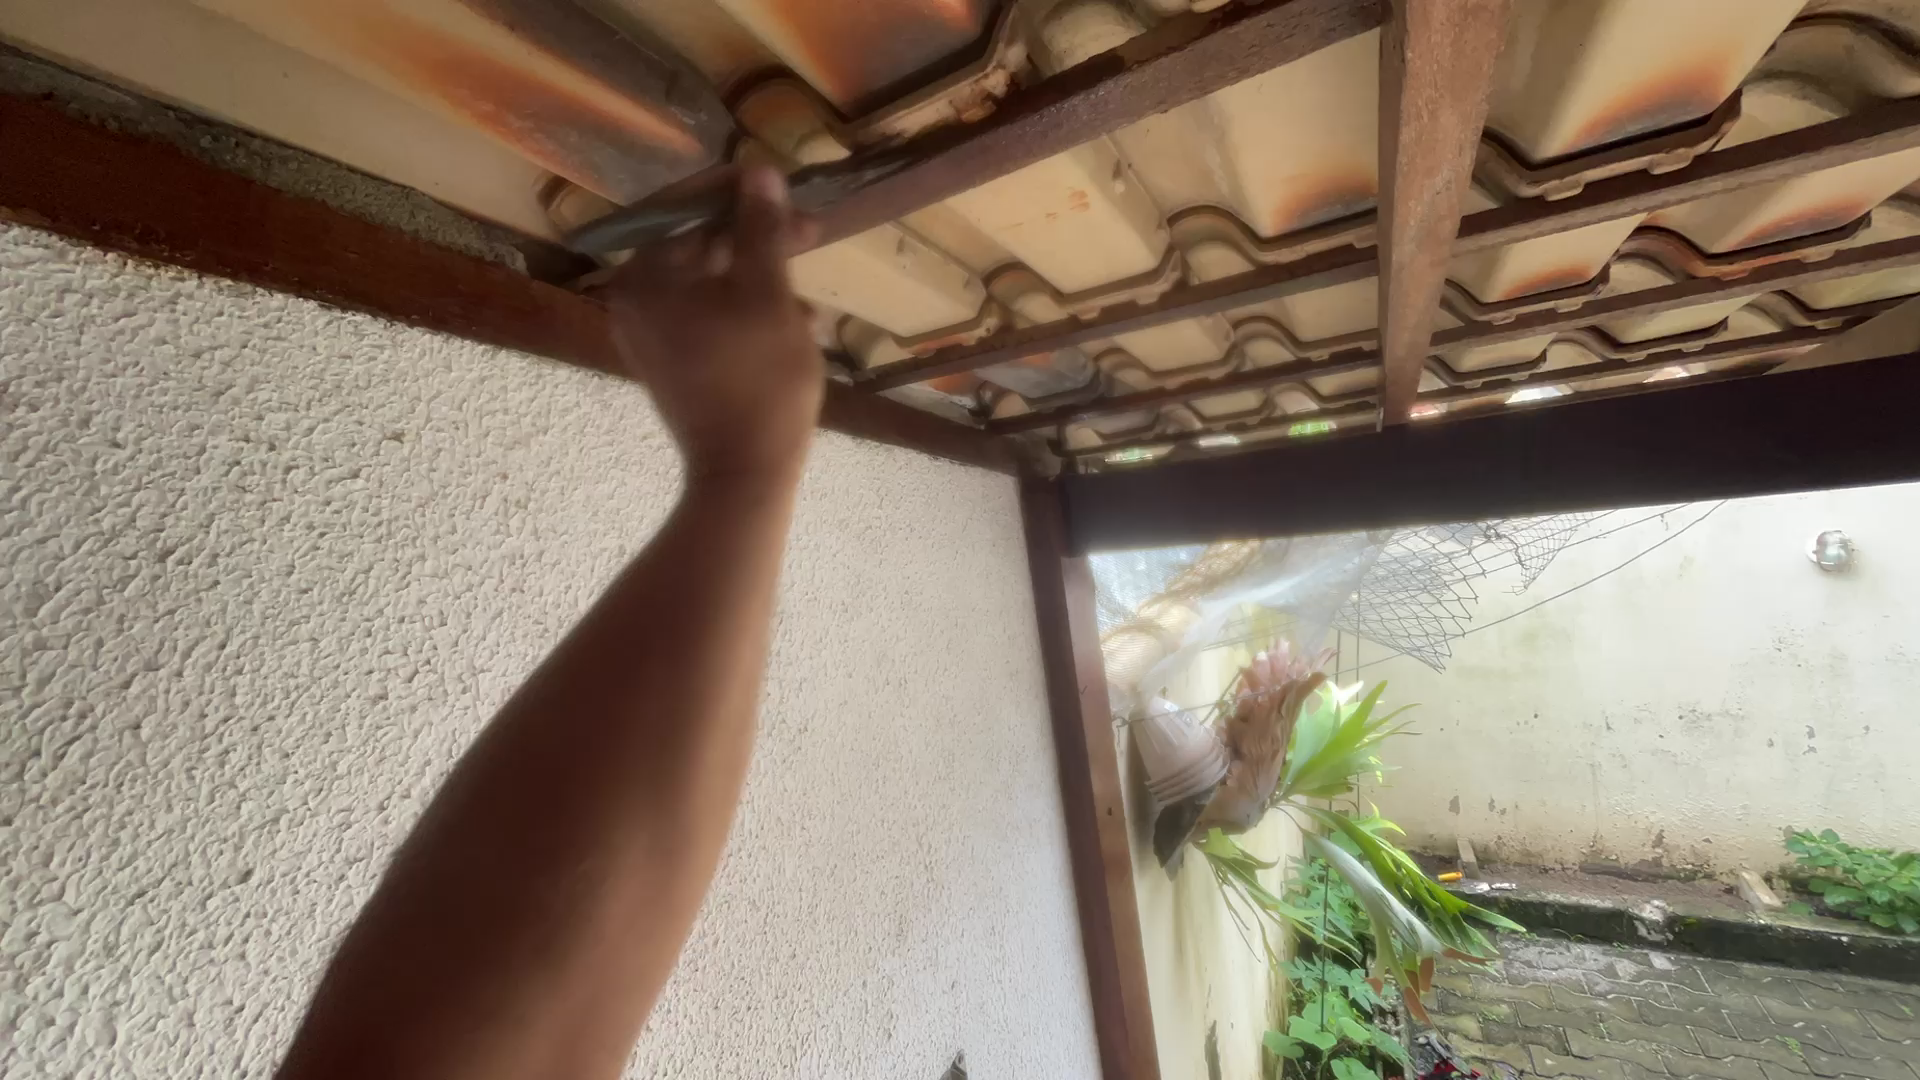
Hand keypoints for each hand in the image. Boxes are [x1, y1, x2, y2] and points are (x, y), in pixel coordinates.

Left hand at [605, 166, 824, 482]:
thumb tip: (759, 167)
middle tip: (812, 242)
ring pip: (713, 286)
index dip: (748, 200)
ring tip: (807, 306)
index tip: (796, 203)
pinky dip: (746, 316)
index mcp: (645, 277)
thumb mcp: (769, 296)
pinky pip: (709, 321)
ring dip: (762, 285)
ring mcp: (651, 337)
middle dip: (761, 248)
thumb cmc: (762, 382)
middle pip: (702, 249)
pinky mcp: (673, 365)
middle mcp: (635, 302)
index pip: (693, 211)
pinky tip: (789, 329)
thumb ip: (762, 229)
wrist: (746, 472)